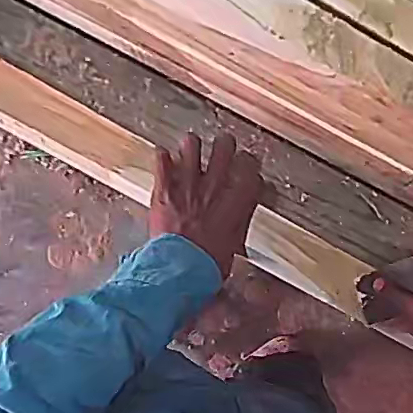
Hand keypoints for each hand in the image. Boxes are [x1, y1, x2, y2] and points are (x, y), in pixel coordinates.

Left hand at [150, 132, 263, 278]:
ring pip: (192, 144)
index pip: (250, 168)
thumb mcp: (234, 245)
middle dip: (225, 145)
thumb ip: (238, 224)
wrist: (178, 268)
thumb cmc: (207, 263)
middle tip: (223, 147)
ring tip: (192, 149)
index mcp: (236, 199)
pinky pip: (162, 159)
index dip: (250, 164)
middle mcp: (214, 185)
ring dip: (192, 146)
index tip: (248, 166)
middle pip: (225, 147)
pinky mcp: (164, 188)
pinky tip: (165, 158)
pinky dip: (163, 158)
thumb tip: (241, 219)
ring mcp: (187, 183)